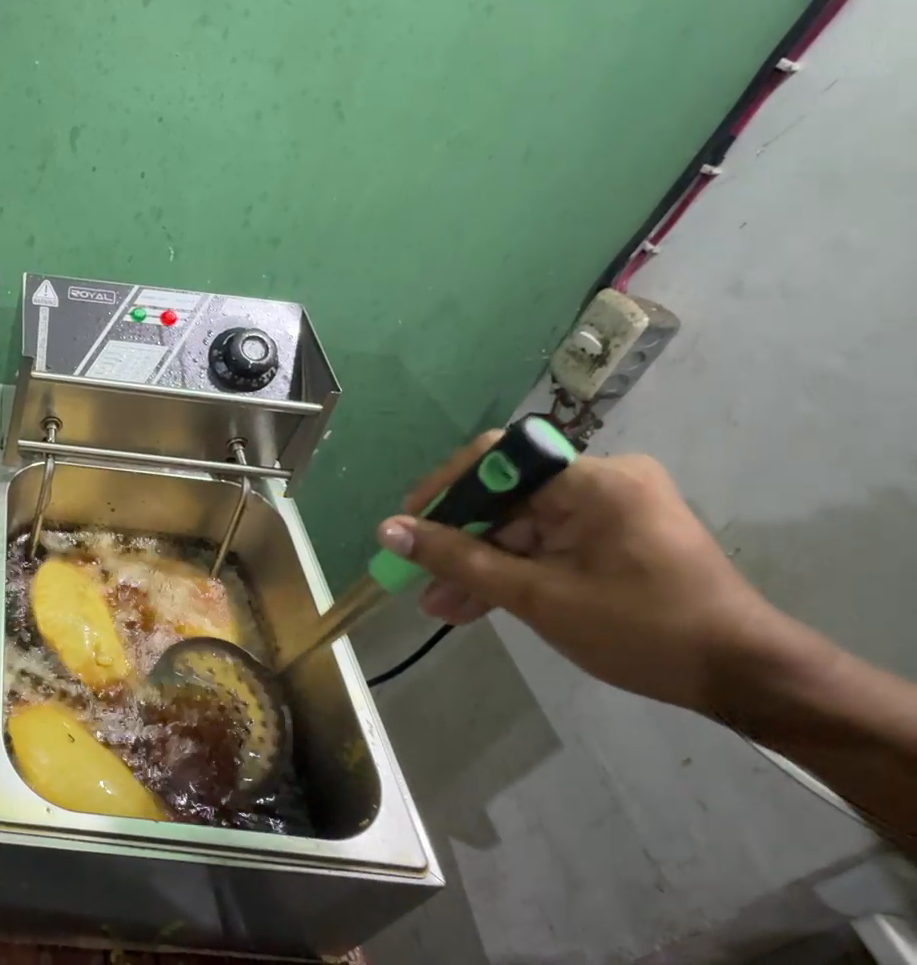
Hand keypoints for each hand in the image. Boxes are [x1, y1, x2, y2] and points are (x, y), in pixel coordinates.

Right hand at [374, 431, 830, 718]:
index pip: (495, 459)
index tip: (407, 527)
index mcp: (593, 481)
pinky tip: (475, 603)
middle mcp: (603, 480)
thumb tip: (388, 532)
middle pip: (505, 497)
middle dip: (457, 540)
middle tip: (416, 576)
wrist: (746, 677)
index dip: (442, 489)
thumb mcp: (537, 597)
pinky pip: (546, 541)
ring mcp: (611, 508)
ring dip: (480, 563)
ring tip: (439, 605)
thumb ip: (458, 560)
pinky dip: (513, 569)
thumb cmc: (644, 631)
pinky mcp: (616, 535)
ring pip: (521, 525)